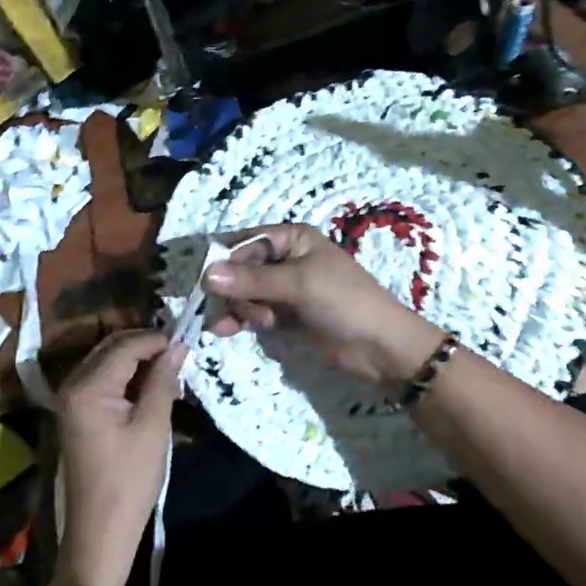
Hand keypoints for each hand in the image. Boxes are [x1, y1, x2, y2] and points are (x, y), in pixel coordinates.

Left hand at [54, 330, 186, 585]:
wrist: (99, 533)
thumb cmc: (129, 481)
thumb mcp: (152, 427)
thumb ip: (162, 381)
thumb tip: (177, 347)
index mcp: (88, 387)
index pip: (125, 346)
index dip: (157, 340)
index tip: (188, 341)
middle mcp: (72, 385)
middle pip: (111, 349)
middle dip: (146, 346)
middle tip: (180, 354)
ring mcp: (71, 400)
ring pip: (107, 362)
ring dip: (137, 361)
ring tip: (171, 370)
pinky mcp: (76, 414)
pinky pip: (102, 381)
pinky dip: (126, 378)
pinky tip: (151, 387)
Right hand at [205, 224, 444, 384]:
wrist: (380, 347)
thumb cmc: (344, 301)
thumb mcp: (298, 285)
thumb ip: (252, 280)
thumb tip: (205, 274)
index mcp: (293, 239)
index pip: (246, 242)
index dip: (224, 260)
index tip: (204, 282)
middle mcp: (286, 259)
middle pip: (241, 269)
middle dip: (234, 290)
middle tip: (234, 308)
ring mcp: (284, 289)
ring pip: (245, 293)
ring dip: (240, 308)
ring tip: (249, 324)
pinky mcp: (284, 315)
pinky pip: (253, 312)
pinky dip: (240, 320)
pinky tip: (224, 331)